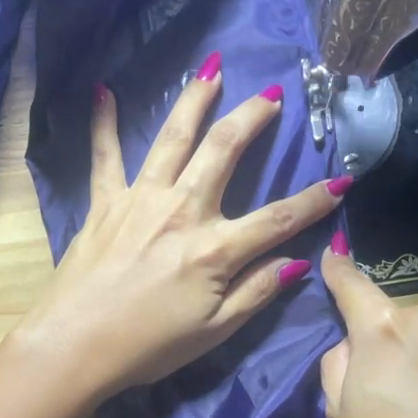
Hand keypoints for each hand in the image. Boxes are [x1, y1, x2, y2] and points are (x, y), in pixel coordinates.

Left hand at [3, 55, 348, 400]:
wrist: (75, 346)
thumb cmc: (149, 347)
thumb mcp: (214, 332)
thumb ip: (255, 292)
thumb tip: (296, 262)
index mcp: (215, 249)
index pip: (277, 219)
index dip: (314, 202)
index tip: (341, 182)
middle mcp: (182, 211)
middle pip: (224, 152)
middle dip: (252, 119)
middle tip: (271, 96)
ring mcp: (140, 201)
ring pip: (173, 139)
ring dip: (195, 101)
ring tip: (211, 70)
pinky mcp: (104, 205)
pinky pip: (105, 157)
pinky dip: (102, 124)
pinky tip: (102, 91)